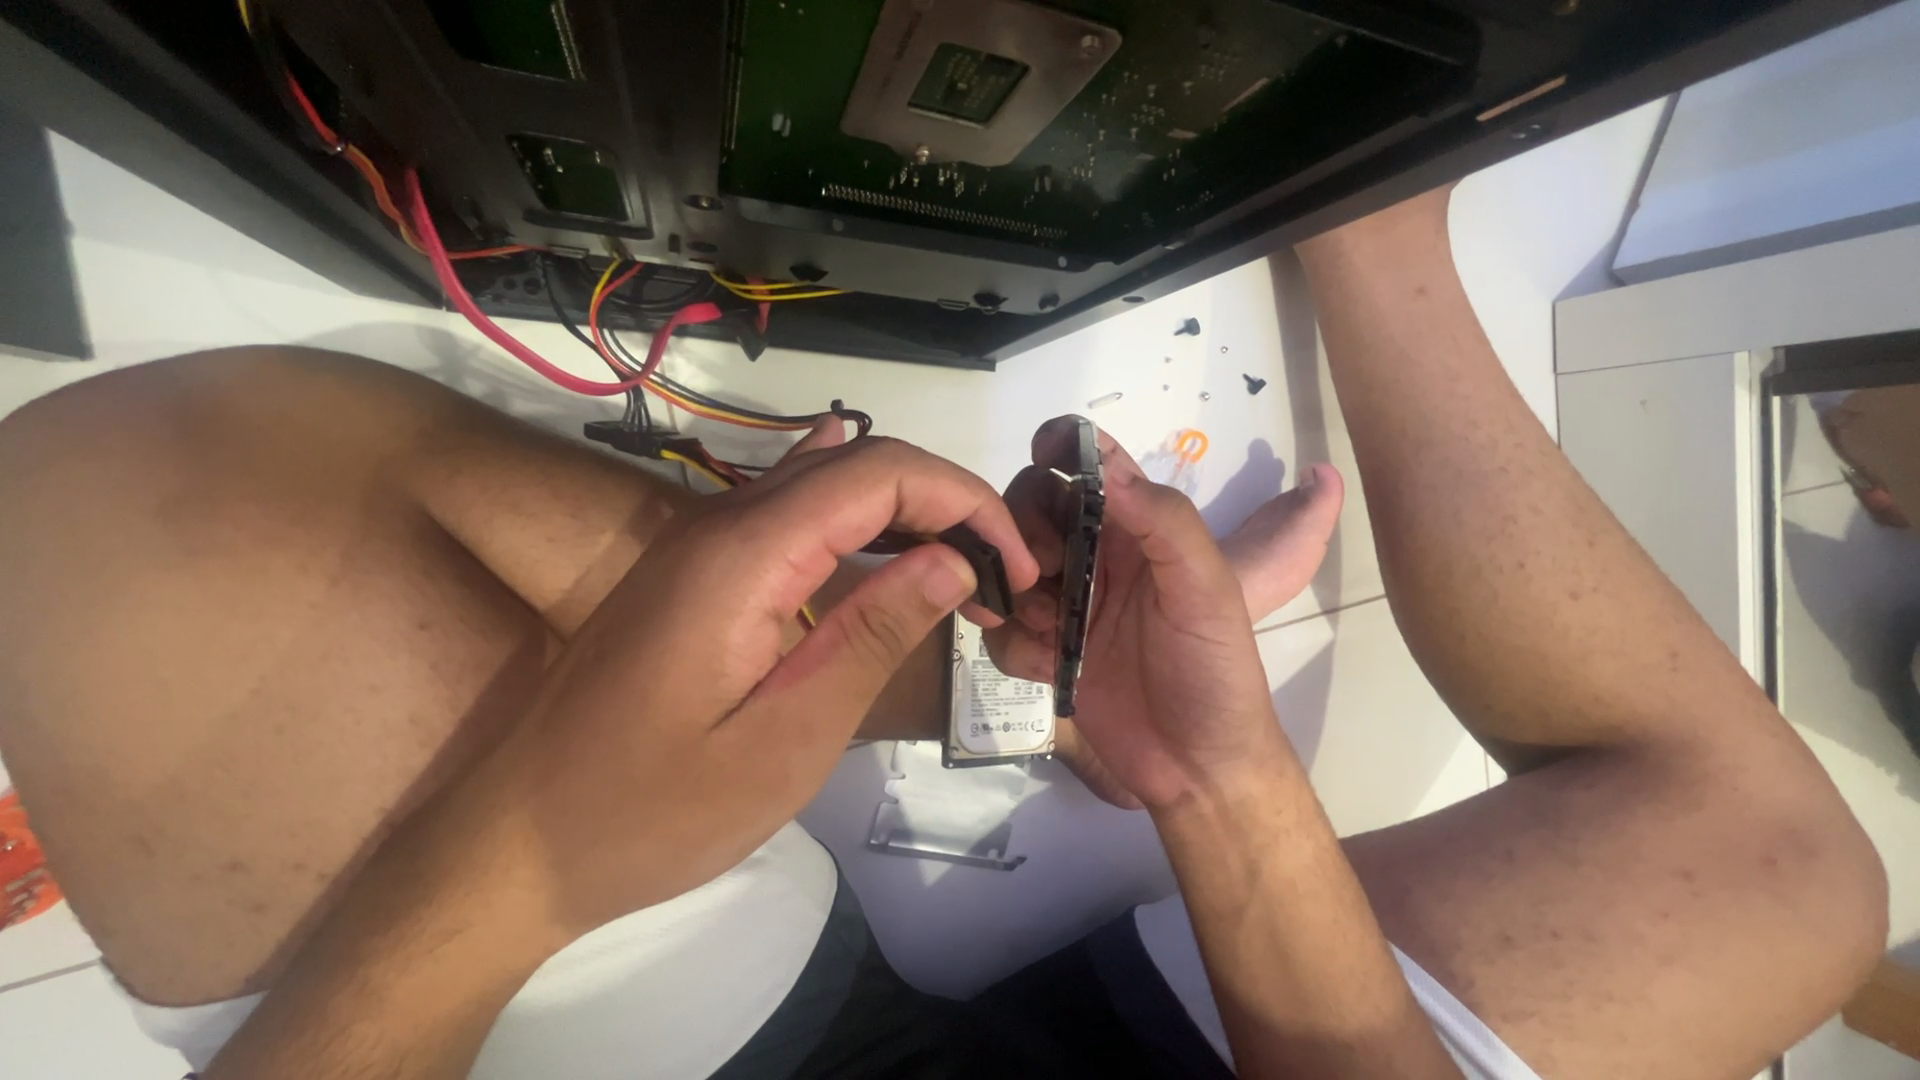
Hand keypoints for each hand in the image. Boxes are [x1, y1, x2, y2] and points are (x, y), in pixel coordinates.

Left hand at [436, 436, 1037, 937]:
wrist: (518, 841)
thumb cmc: (654, 809)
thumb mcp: (786, 738)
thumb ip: (871, 635)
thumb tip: (952, 558)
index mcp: (745, 554)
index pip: (879, 471)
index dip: (962, 500)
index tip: (1012, 568)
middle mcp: (721, 524)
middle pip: (857, 464)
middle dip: (946, 505)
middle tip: (998, 583)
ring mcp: (701, 544)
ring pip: (825, 485)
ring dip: (905, 514)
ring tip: (960, 576)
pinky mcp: (695, 575)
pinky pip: (789, 515)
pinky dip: (854, 519)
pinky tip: (878, 528)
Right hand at [987, 418, 1340, 810]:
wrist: (1195, 769)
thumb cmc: (1214, 673)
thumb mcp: (1209, 592)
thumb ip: (1166, 523)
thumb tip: (1104, 467)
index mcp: (1140, 532)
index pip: (1091, 467)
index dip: (1061, 449)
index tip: (1039, 454)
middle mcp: (1098, 560)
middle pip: (1030, 511)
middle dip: (1024, 536)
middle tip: (1043, 572)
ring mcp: (1066, 606)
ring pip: (1005, 570)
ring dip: (1016, 597)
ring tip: (1050, 632)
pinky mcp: (1044, 650)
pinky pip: (1002, 628)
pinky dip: (1014, 645)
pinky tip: (1049, 668)